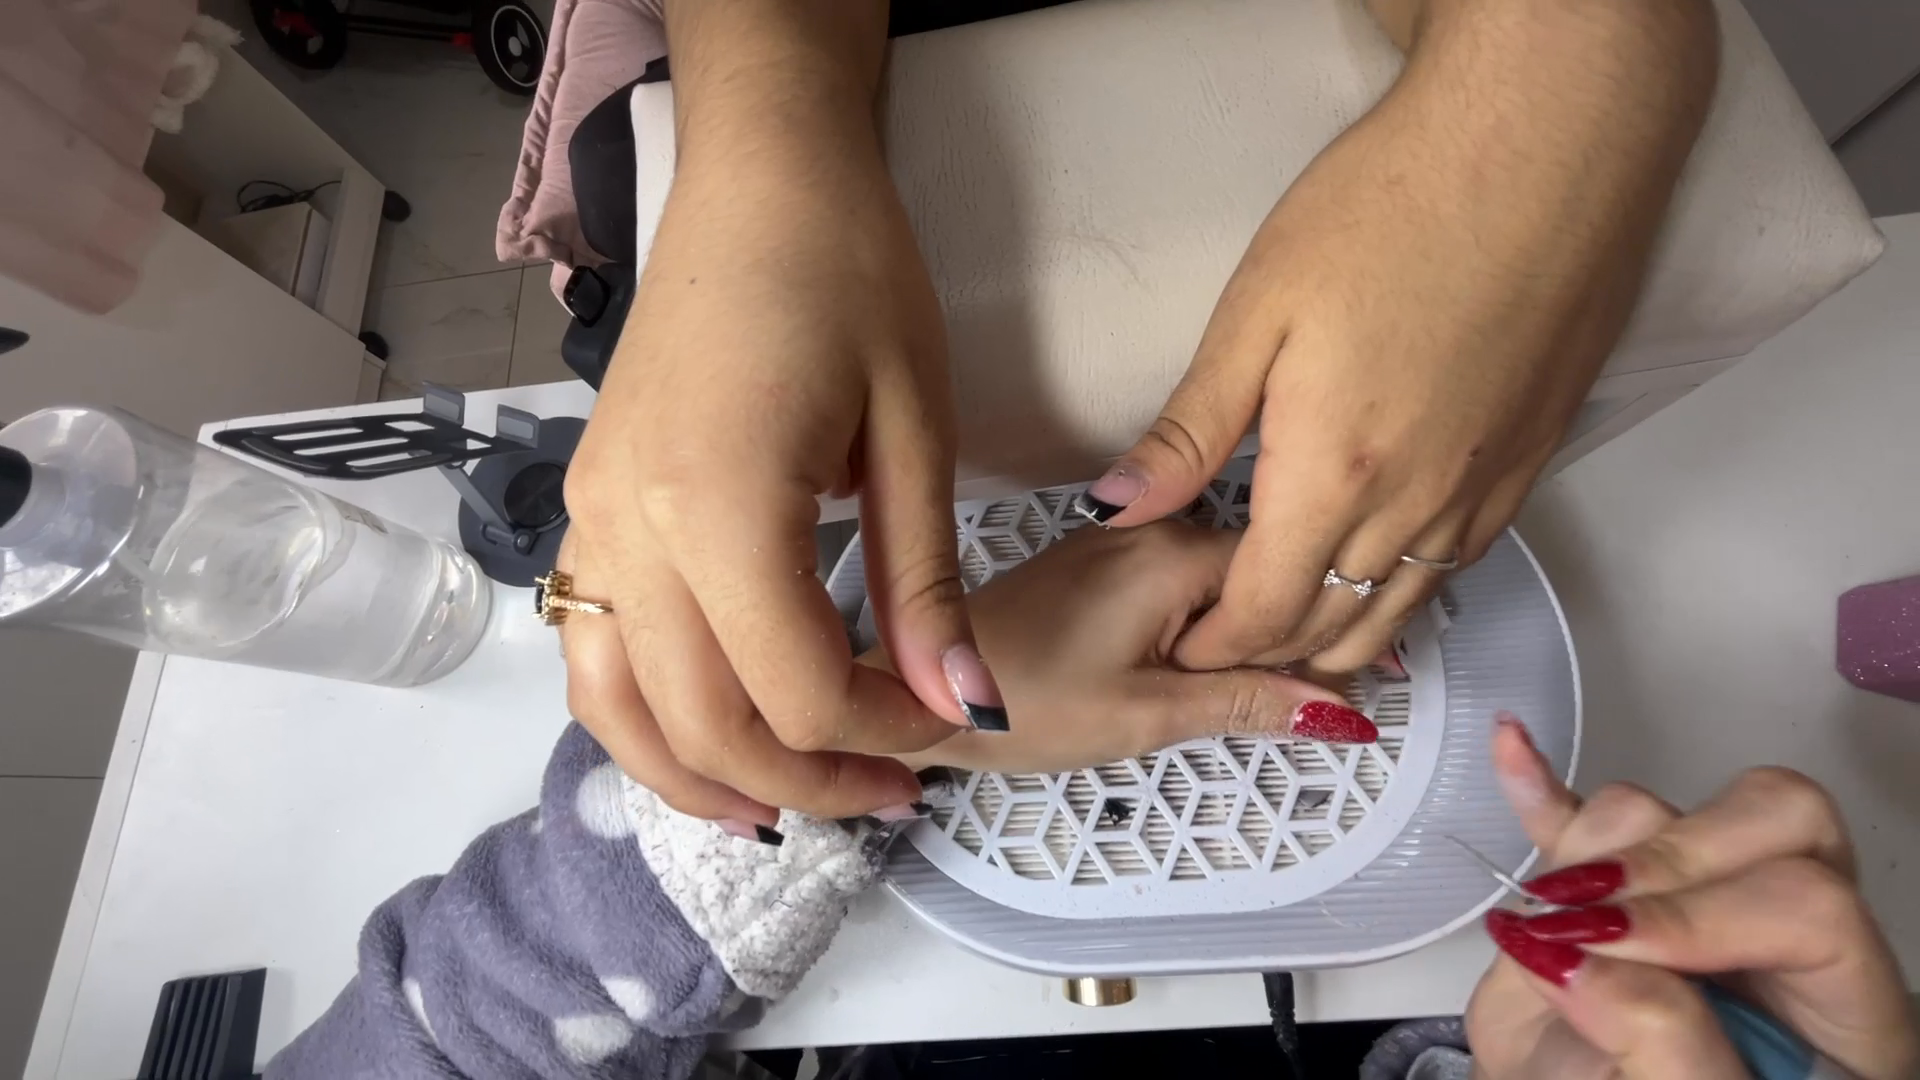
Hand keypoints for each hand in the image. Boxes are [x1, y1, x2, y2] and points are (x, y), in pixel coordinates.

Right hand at [563, 0, 987, 821]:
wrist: (764, 184)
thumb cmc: (854, 281)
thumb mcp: (916, 433)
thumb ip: (927, 582)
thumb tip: (963, 704)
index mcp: (719, 505)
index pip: (798, 687)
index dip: (883, 732)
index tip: (946, 723)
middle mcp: (628, 527)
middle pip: (705, 720)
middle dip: (806, 776)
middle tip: (888, 792)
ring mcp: (589, 518)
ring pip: (622, 707)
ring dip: (706, 774)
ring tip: (790, 801)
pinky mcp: (588, 506)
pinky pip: (598, 650)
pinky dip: (650, 718)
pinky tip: (710, 730)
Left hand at [883, 522, 1377, 774]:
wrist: (931, 689)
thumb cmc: (1031, 705)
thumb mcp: (1146, 714)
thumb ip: (1246, 700)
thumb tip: (1345, 709)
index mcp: (1172, 552)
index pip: (1284, 576)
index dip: (1314, 640)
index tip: (1332, 701)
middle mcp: (1152, 527)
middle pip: (1253, 575)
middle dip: (1277, 641)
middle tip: (1280, 712)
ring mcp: (1119, 539)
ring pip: (1215, 582)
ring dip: (1235, 638)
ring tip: (1234, 700)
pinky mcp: (1096, 560)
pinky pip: (1173, 584)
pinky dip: (1194, 626)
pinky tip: (1185, 668)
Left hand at [1077, 0, 1717, 676]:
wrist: (1546, 138)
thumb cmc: (1381, 218)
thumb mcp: (1254, 322)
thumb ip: (1186, 435)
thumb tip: (1114, 505)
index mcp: (1333, 477)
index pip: (1262, 608)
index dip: (1217, 646)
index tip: (1183, 657)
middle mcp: (1414, 503)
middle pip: (1331, 626)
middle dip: (1270, 656)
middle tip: (1225, 658)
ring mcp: (1481, 487)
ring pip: (1400, 611)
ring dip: (1337, 639)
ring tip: (1288, 645)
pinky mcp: (1526, 461)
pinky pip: (1453, 566)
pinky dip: (1400, 598)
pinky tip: (1371, 587)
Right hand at [1465, 717, 1917, 1079]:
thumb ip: (1660, 1039)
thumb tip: (1572, 952)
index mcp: (1846, 1008)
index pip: (1806, 904)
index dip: (1695, 913)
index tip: (1602, 944)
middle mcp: (1771, 933)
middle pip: (1768, 823)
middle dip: (1654, 860)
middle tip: (1578, 912)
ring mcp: (1675, 896)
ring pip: (1650, 810)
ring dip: (1584, 846)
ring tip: (1540, 910)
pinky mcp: (1590, 879)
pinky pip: (1568, 811)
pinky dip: (1534, 782)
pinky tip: (1508, 742)